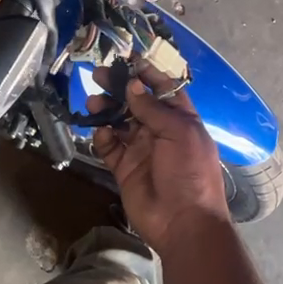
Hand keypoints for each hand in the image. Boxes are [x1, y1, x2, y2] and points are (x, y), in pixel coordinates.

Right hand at [91, 63, 229, 250]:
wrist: (184, 224)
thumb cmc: (190, 172)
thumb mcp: (178, 133)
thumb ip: (152, 108)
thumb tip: (133, 84)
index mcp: (180, 119)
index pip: (163, 88)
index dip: (147, 73)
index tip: (127, 59)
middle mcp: (160, 130)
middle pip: (135, 101)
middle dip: (118, 87)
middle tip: (98, 75)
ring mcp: (141, 149)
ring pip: (119, 121)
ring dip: (106, 109)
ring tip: (93, 102)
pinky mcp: (124, 168)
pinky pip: (110, 146)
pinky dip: (103, 137)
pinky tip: (101, 133)